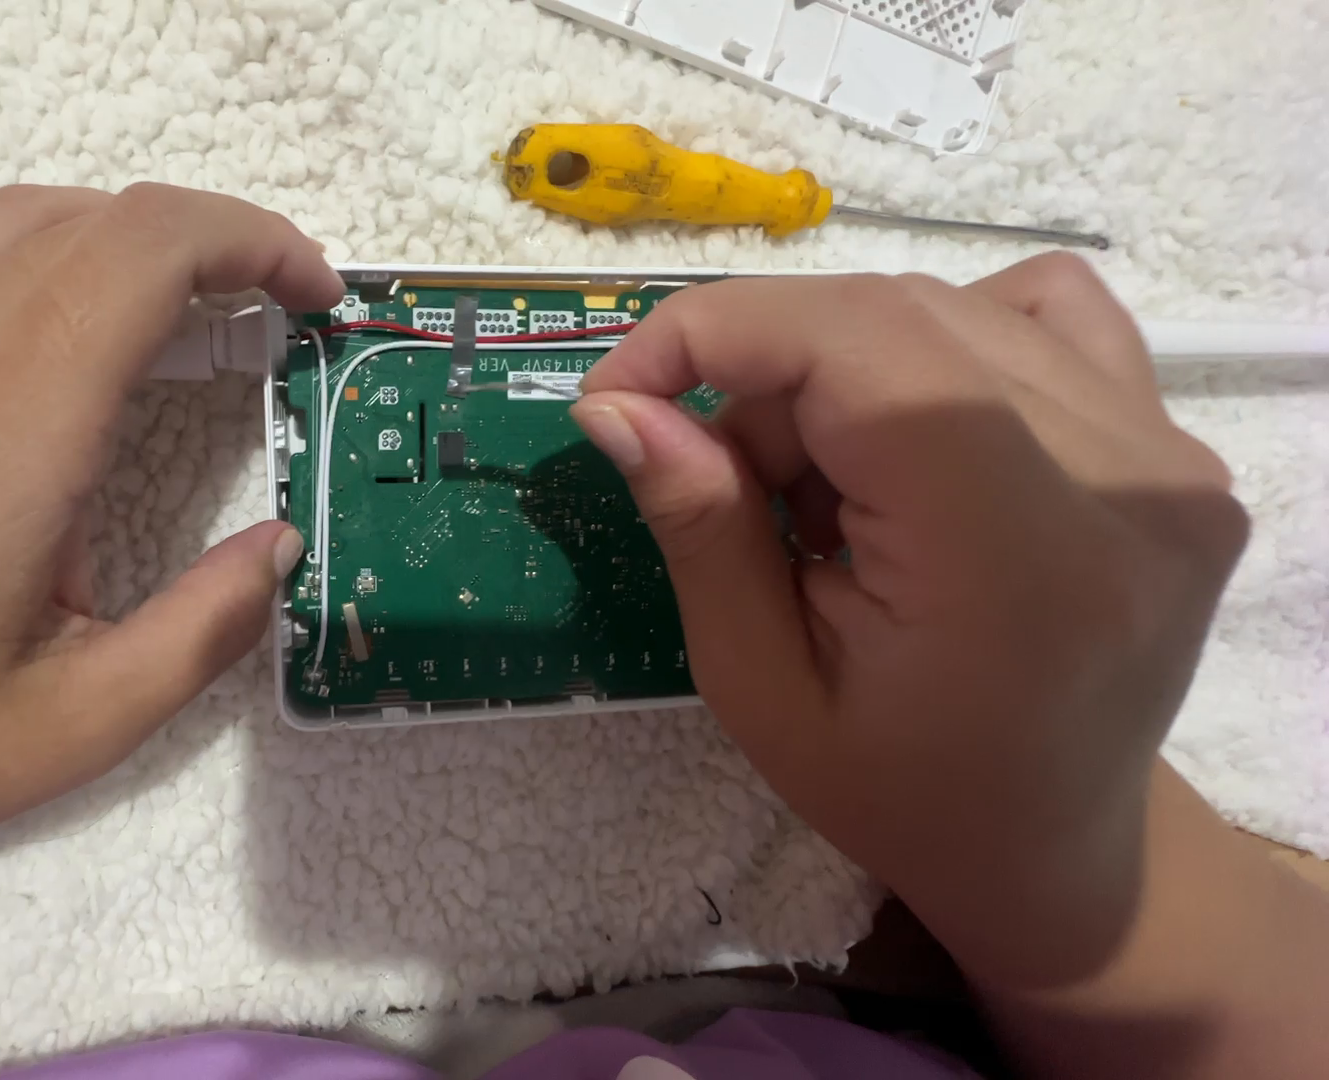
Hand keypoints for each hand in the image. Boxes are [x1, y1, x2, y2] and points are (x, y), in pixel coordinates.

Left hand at [0, 185, 338, 1005]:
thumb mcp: (74, 728)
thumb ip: (202, 630)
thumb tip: (278, 551)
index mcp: (6, 436)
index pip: (143, 255)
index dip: (252, 244)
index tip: (317, 295)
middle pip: (91, 222)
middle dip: (215, 240)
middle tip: (280, 309)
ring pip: (4, 223)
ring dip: (119, 238)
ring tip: (185, 306)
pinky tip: (1, 290)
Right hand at [573, 254, 1248, 988]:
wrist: (1041, 836)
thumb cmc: (885, 785)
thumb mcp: (751, 679)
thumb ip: (697, 526)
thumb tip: (613, 408)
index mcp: (1015, 553)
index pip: (854, 344)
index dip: (705, 335)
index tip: (611, 398)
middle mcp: (1124, 470)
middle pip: (881, 316)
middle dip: (751, 379)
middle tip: (715, 483)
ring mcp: (1163, 440)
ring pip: (930, 308)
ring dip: (819, 383)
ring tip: (809, 496)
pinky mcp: (1159, 430)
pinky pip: (1017, 313)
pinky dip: (910, 352)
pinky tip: (888, 439)